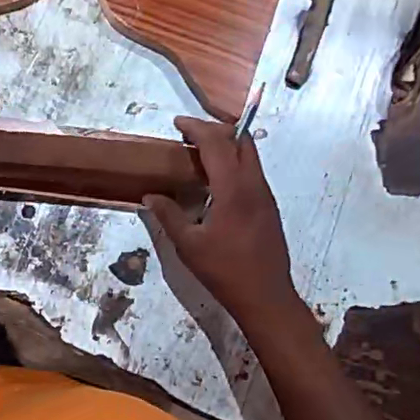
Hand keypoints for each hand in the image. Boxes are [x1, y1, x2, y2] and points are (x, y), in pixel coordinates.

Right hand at [143, 116, 304, 327]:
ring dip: (227, 144)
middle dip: (215, 129)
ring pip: (250, 154)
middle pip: (240, 139)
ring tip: (200, 153)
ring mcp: (265, 194)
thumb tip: (150, 197)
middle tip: (190, 133)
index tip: (178, 123)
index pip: (216, 143)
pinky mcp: (269, 206)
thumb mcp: (188, 245)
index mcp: (233, 189)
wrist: (266, 296)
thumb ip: (168, 216)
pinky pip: (253, 170)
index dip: (197, 128)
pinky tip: (217, 179)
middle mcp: (254, 184)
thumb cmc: (225, 271)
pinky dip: (235, 161)